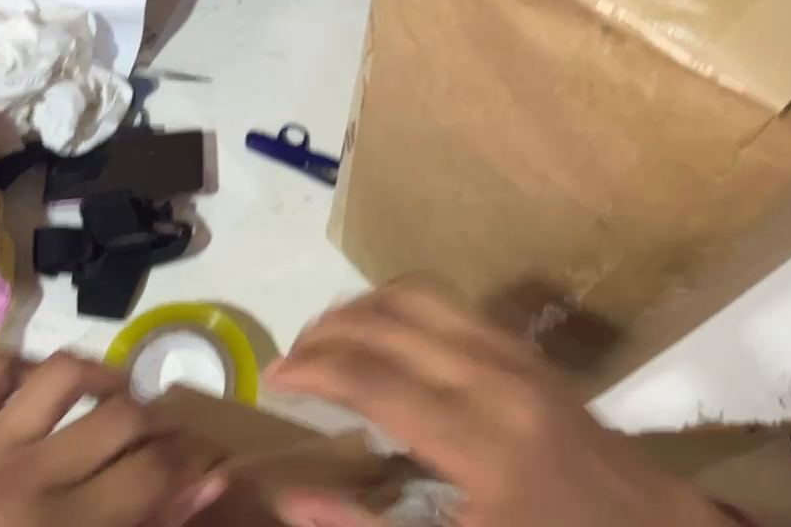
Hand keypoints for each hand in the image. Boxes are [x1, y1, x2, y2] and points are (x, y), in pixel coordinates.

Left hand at [0, 352, 226, 526]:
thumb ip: (148, 525)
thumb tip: (210, 481)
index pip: (150, 472)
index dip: (191, 459)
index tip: (204, 455)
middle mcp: (23, 477)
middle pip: (120, 417)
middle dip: (159, 422)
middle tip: (165, 435)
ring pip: (63, 372)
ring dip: (103, 378)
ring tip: (116, 397)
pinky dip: (27, 367)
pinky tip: (48, 390)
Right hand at [264, 278, 733, 526]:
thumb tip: (293, 496)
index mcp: (482, 443)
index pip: (373, 381)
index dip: (311, 371)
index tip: (271, 378)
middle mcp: (493, 376)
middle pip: (385, 322)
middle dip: (324, 332)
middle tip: (290, 359)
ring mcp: (510, 349)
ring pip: (412, 294)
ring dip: (357, 307)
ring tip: (323, 338)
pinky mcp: (520, 341)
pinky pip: (441, 299)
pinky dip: (392, 303)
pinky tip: (376, 330)